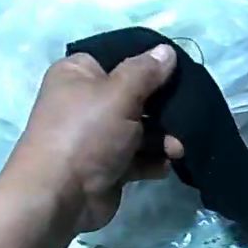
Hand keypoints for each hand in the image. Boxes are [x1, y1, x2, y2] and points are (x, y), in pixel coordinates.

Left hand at [0, 46, 183, 232]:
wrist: (60, 196)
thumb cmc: (86, 134)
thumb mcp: (119, 94)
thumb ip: (146, 72)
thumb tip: (167, 51)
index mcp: (79, 74)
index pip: (120, 58)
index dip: (150, 64)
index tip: (179, 71)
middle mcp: (87, 102)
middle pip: (136, 96)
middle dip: (164, 108)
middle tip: (187, 116)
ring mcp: (98, 136)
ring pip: (142, 129)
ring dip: (163, 138)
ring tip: (176, 149)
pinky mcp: (109, 166)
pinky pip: (139, 157)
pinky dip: (154, 160)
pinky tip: (165, 165)